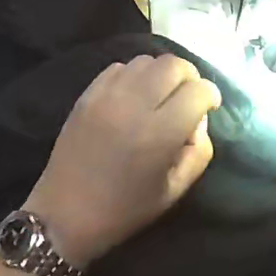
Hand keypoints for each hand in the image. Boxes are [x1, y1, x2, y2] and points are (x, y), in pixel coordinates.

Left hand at [23, 55, 220, 266]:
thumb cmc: (124, 209)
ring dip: (162, 73)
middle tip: (188, 97)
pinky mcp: (87, 95)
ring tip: (160, 95)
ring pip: (146, 60)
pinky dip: (135, 76)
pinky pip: (120, 68)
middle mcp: (134, 106)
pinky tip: (134, 97)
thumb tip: (199, 120)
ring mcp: (106, 97)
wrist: (64, 215)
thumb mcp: (175, 190)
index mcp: (159, 134)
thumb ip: (199, 151)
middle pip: (174, 65)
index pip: (198, 91)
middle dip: (190, 77)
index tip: (208, 108)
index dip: (211, 96)